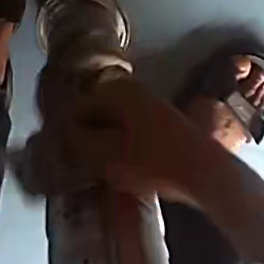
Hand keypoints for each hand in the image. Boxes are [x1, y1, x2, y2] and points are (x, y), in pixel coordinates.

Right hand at [39, 70, 228, 204]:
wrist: (204, 172)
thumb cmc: (153, 161)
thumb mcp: (107, 156)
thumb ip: (79, 143)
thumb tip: (64, 135)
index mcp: (116, 91)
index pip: (77, 107)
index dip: (65, 131)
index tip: (58, 154)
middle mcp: (132, 91)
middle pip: (95, 114)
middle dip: (84, 137)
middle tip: (75, 164)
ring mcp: (148, 106)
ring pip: (113, 124)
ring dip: (102, 144)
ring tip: (95, 170)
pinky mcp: (161, 125)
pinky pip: (129, 132)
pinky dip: (120, 147)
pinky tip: (119, 169)